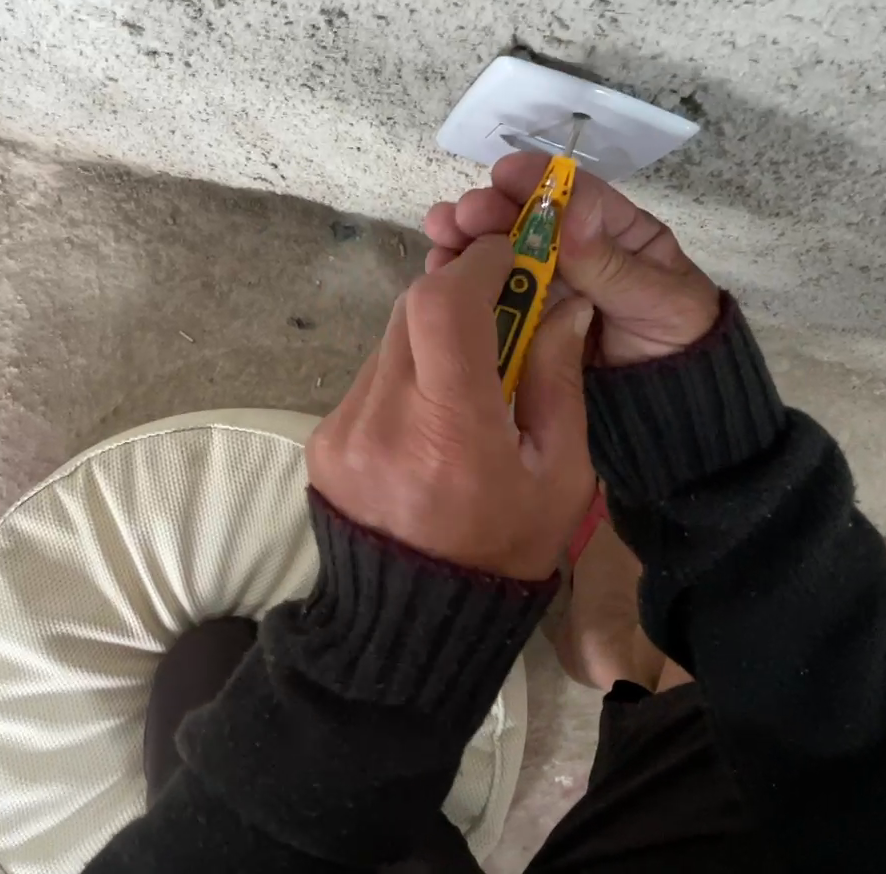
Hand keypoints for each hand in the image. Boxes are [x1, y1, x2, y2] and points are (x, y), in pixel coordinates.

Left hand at [306, 236, 597, 580]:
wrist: (409, 625)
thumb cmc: (501, 556)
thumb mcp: (560, 478)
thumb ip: (557, 381)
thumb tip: (562, 304)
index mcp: (449, 430)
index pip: (444, 305)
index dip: (478, 265)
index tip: (510, 258)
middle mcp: (382, 417)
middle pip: (412, 308)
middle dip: (460, 294)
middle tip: (500, 310)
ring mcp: (342, 426)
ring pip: (391, 339)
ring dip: (434, 338)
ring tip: (466, 382)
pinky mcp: (323, 437)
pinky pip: (371, 377)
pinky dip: (407, 374)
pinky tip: (429, 418)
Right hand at [422, 152, 722, 366]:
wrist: (667, 403)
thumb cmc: (676, 339)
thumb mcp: (659, 297)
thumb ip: (612, 262)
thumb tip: (572, 211)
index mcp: (612, 232)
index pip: (574, 196)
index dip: (538, 181)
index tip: (504, 175)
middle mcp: (569, 250)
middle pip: (524, 221)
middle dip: (490, 211)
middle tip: (464, 216)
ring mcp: (541, 283)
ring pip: (497, 252)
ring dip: (466, 238)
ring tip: (441, 235)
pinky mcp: (519, 317)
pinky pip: (488, 293)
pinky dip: (460, 279)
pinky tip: (439, 270)